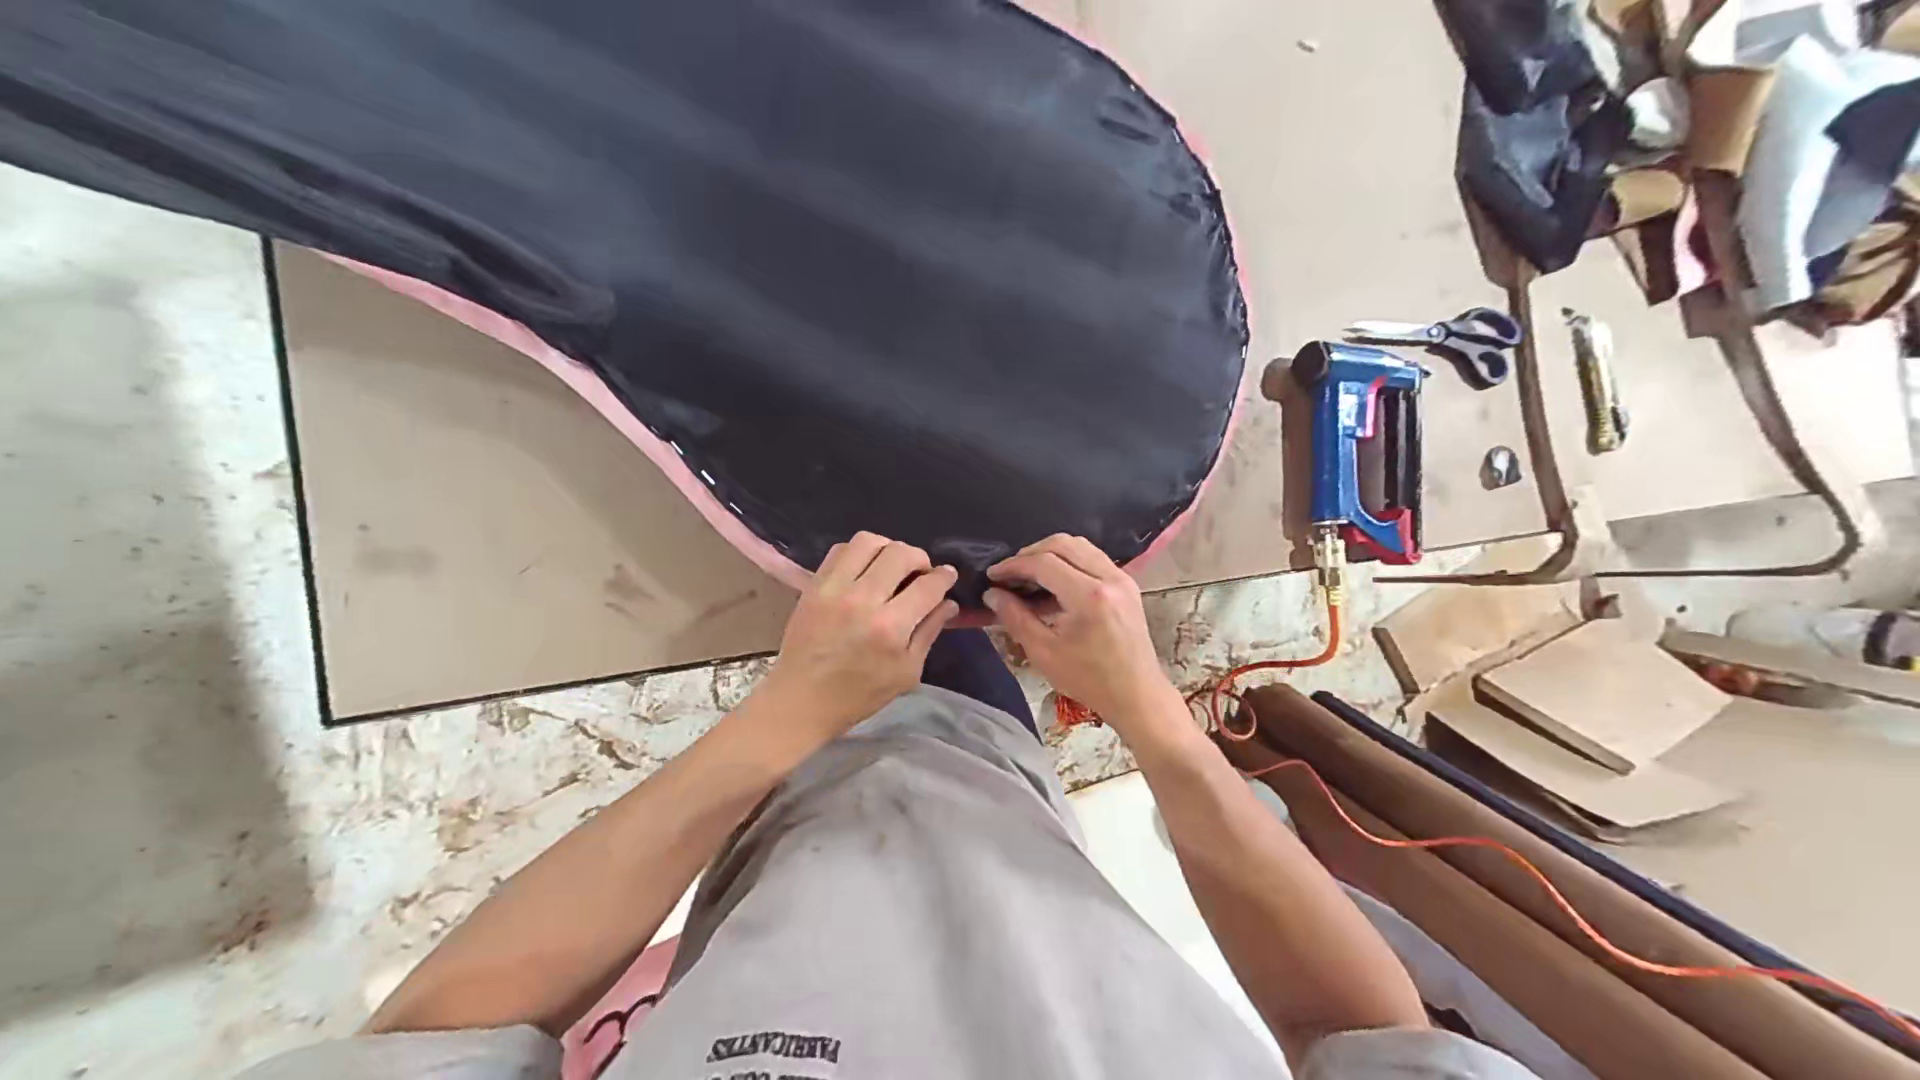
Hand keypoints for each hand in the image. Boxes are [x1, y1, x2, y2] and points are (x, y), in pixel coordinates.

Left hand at [757, 532, 958, 742]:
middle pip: (900, 553)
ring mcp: (834, 589)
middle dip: (920, 558)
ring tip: (891, 565)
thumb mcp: (907, 672)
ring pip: (868, 541)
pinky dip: (858, 552)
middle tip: (920, 573)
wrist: (802, 699)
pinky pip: (840, 550)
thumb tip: (949, 603)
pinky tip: (864, 569)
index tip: (948, 575)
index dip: (944, 576)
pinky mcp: (814, 586)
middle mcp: (863, 600)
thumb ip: (929, 632)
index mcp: (890, 628)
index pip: (927, 586)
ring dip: (888, 548)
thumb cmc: (859, 694)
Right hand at [983, 534, 1182, 738]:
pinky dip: (1069, 560)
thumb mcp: (1044, 652)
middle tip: (1010, 572)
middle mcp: (1108, 578)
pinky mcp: (1126, 584)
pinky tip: (1054, 581)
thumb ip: (1015, 617)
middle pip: (1062, 544)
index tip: (992, 575)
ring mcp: (1121, 578)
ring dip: (1050, 553)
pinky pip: (1093, 558)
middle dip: (1030, 553)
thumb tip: (992, 594)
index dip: (1013, 565)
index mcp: (1088, 596)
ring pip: (1080, 546)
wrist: (1136, 694)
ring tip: (1029, 573)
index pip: (1044, 563)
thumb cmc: (1089, 679)